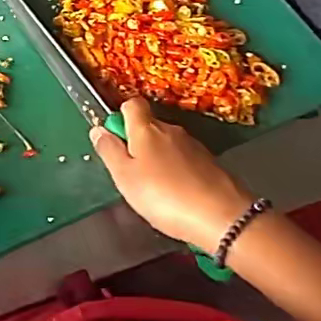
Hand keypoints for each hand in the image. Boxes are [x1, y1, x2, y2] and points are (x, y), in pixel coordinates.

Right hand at [90, 97, 255, 248]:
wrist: (222, 216)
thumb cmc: (164, 196)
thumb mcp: (125, 177)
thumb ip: (109, 151)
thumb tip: (98, 130)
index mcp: (146, 128)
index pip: (132, 104)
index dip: (121, 117)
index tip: (115, 140)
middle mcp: (171, 130)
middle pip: (149, 127)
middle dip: (138, 144)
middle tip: (131, 175)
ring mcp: (193, 145)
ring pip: (167, 145)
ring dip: (158, 160)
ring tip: (155, 191)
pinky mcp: (210, 163)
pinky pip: (184, 160)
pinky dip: (177, 172)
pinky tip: (177, 196)